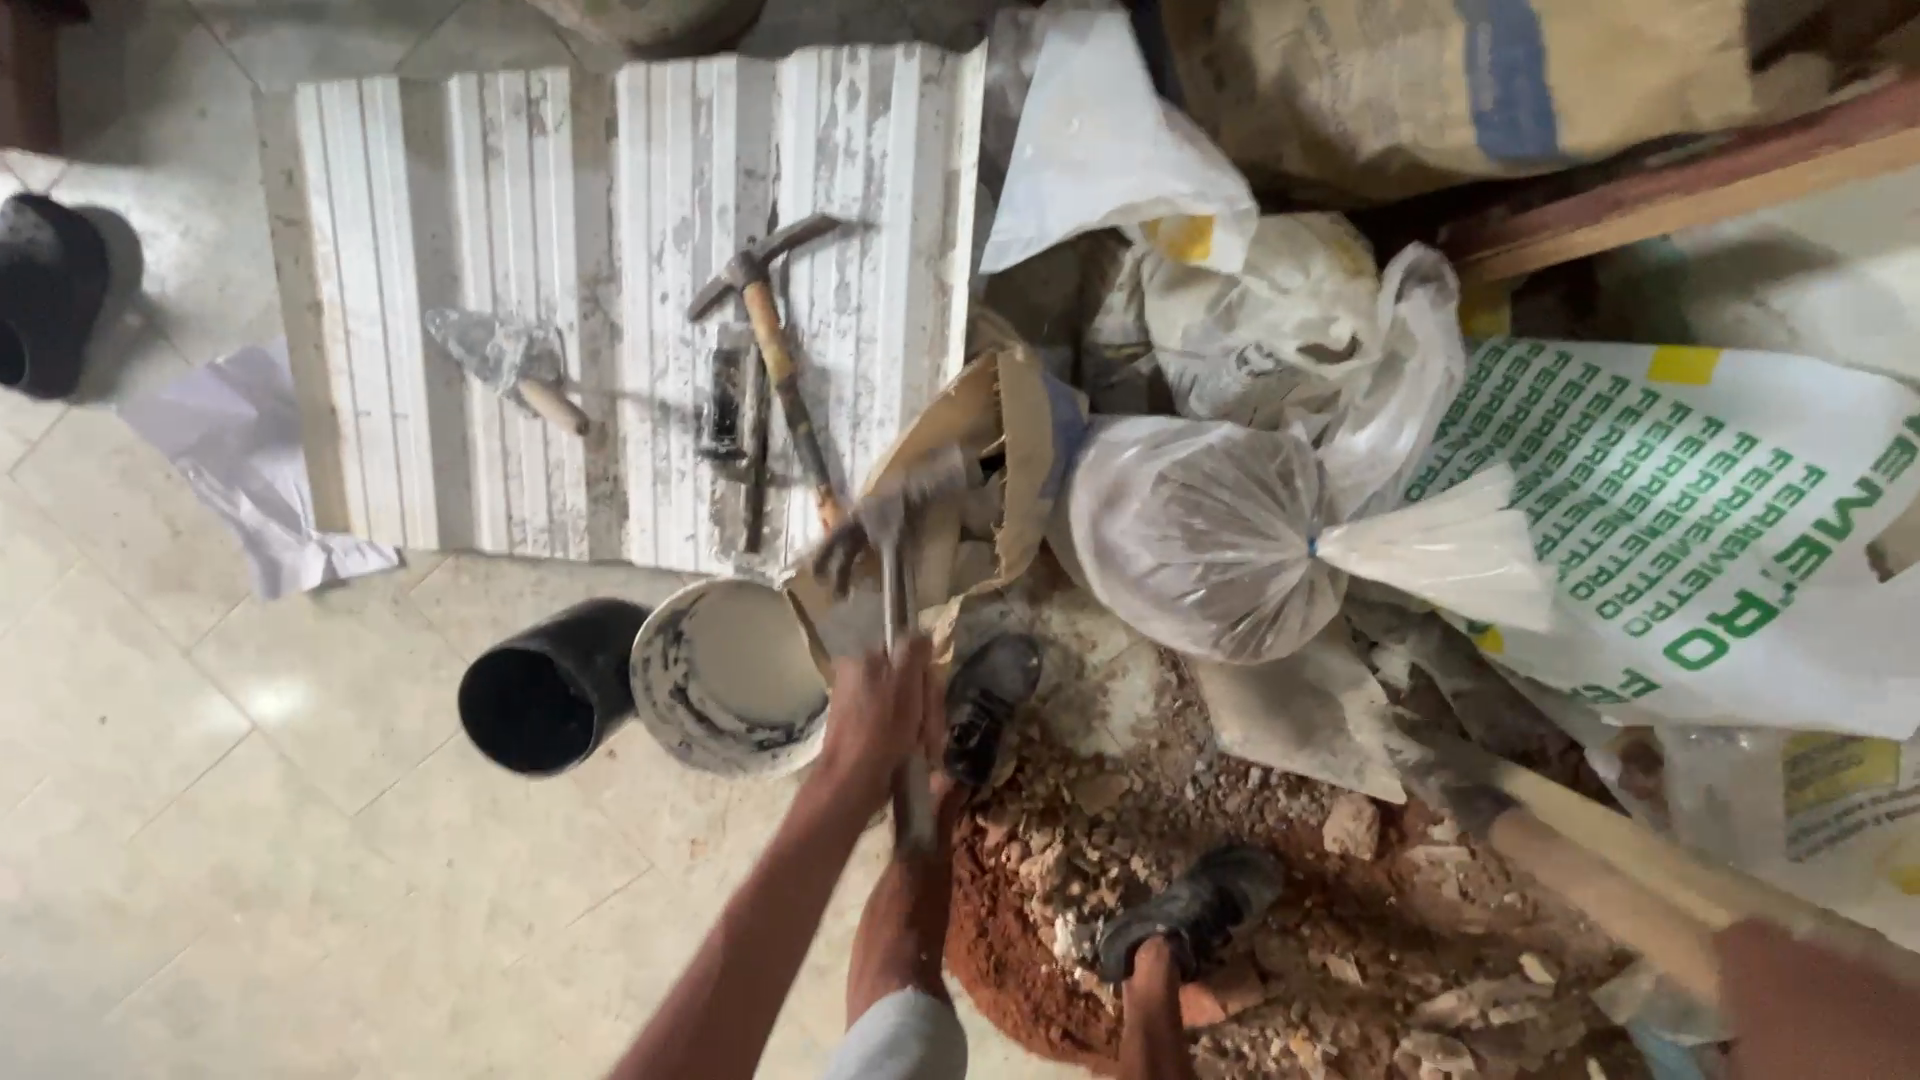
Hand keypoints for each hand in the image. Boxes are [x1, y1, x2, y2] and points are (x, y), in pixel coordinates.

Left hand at [813, 637, 942, 815]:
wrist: (852, 782)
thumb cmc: (880, 729)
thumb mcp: (904, 682)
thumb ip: (914, 651)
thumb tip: (922, 633)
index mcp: (864, 660)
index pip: (909, 653)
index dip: (925, 676)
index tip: (929, 697)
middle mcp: (860, 678)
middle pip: (911, 682)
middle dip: (927, 707)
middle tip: (929, 730)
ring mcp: (861, 707)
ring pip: (909, 707)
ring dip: (924, 727)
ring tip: (925, 749)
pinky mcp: (865, 732)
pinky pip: (899, 727)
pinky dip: (912, 740)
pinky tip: (918, 755)